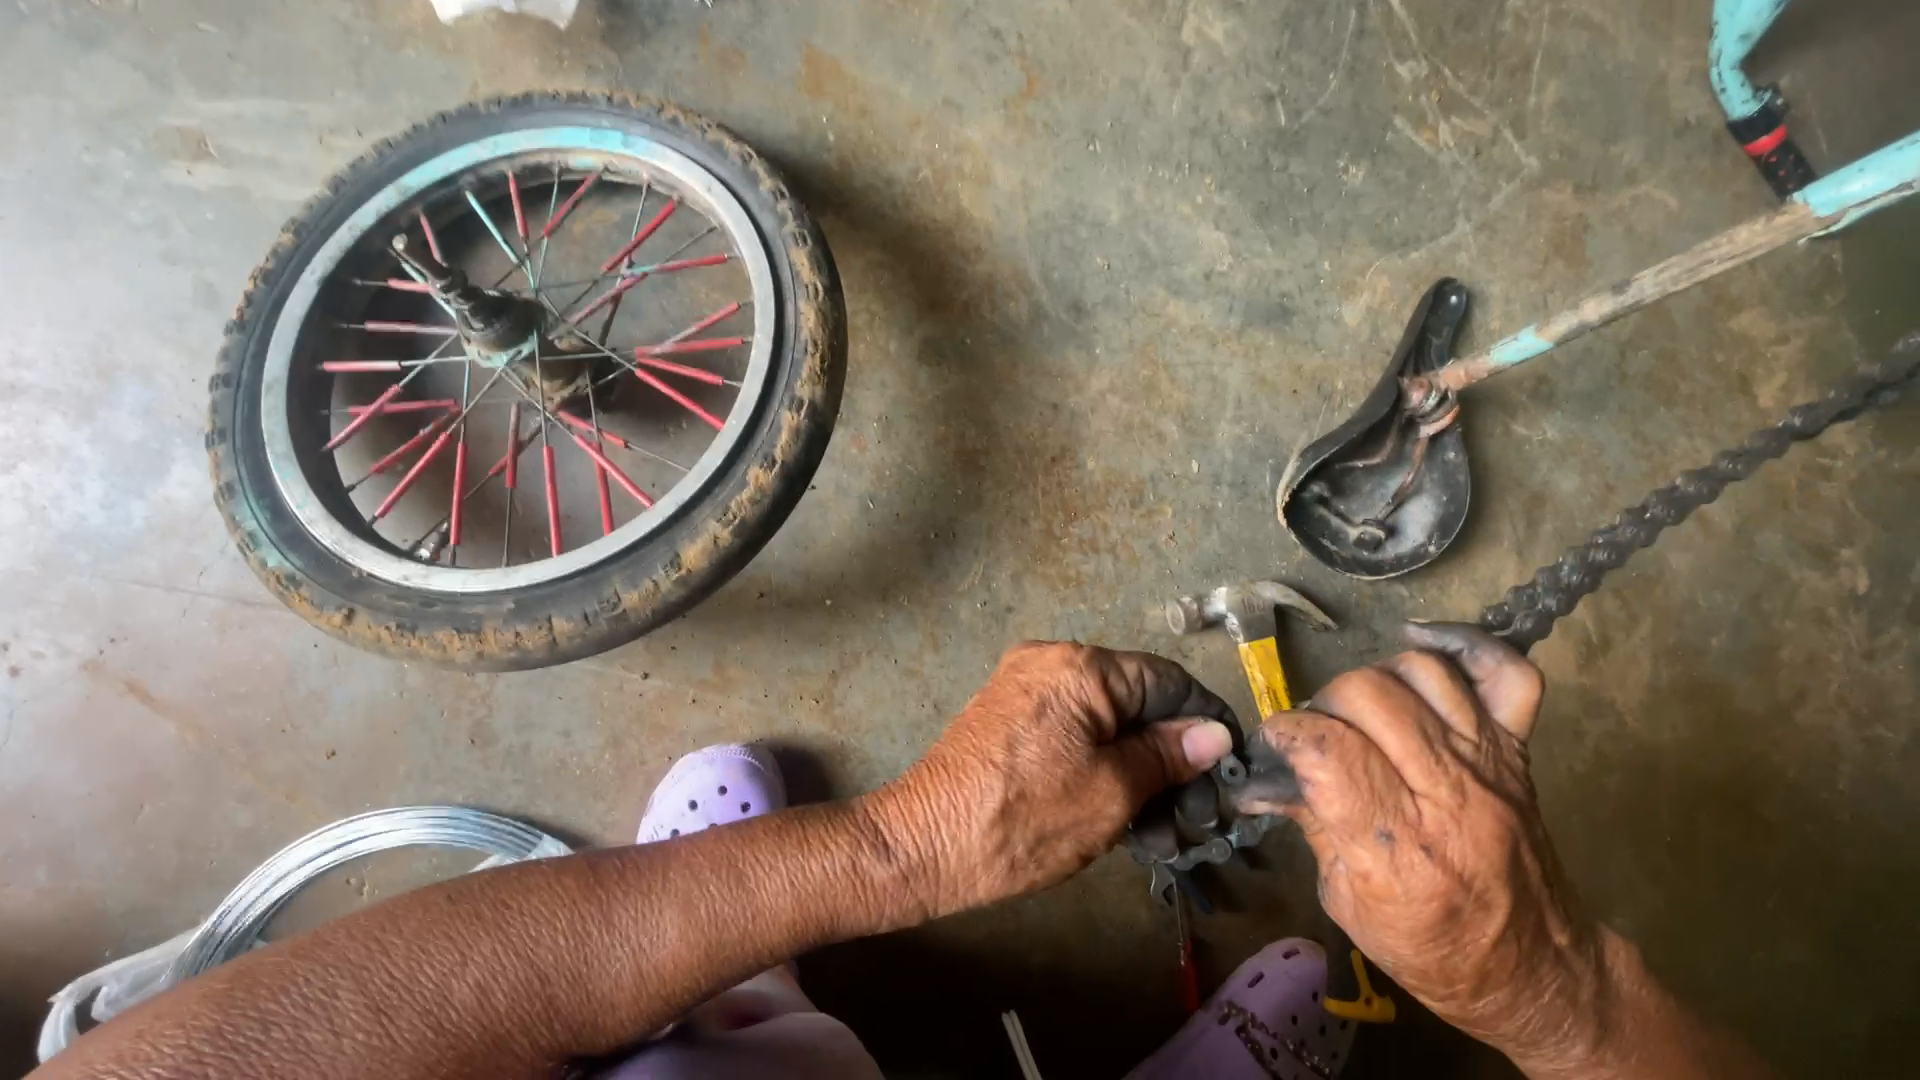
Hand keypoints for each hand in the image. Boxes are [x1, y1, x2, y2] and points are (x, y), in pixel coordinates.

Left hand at [872, 642, 1236, 916]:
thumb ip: (1168, 755)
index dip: (1205, 723)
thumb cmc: (1025, 820)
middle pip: (1135, 704)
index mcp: (1079, 668)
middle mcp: (1051, 663)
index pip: (1166, 679)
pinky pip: (1074, 737)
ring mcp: (1026, 691)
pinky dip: (1103, 772)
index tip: (1230, 771)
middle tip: (1193, 822)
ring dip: (1139, 777)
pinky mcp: (1011, 721)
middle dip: (1171, 762)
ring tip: (1159, 840)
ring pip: (1106, 727)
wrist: (923, 846)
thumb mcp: (1112, 792)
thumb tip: (1215, 732)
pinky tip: (1122, 823)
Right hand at [1240, 623, 1609, 1063]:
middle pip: (1368, 694)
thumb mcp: (1343, 898)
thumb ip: (1307, 822)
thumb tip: (1251, 779)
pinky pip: (1505, 671)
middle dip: (1323, 705)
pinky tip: (1418, 648)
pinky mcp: (1518, 749)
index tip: (1273, 748)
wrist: (1534, 970)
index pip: (1327, 747)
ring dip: (1374, 680)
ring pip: (1422, 673)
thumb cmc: (1429, 945)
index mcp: (1397, 843)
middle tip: (1318, 737)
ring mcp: (1489, 762)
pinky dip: (1462, 645)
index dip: (1285, 734)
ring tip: (1361, 712)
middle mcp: (1446, 791)